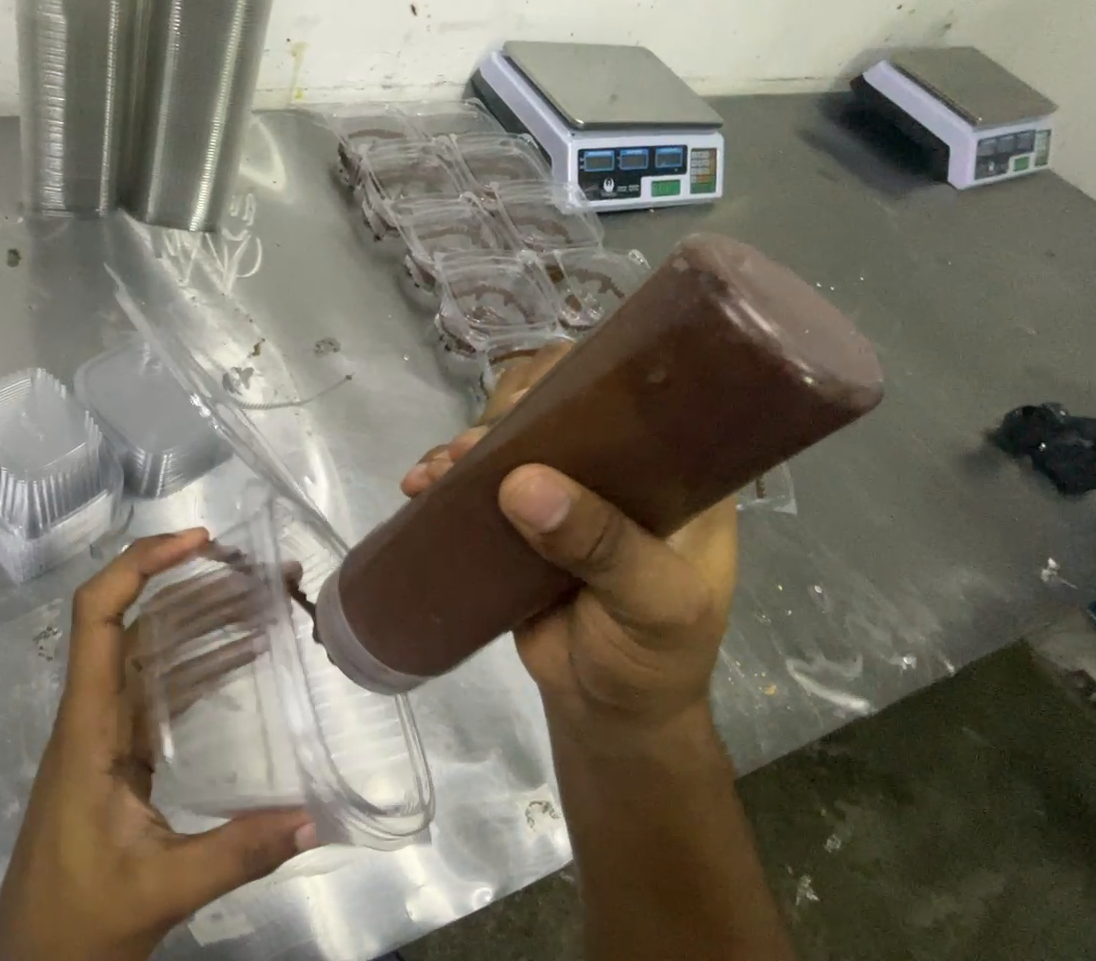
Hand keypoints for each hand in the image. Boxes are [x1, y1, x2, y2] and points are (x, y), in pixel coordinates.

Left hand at [0, 532, 317, 960]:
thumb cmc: (75, 918)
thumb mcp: (160, 888)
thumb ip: (237, 853)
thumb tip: (316, 821)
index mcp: (89, 727)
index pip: (98, 617)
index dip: (141, 565)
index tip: (200, 543)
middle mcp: (96, 715)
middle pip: (138, 624)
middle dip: (195, 586)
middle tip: (260, 571)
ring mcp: (108, 734)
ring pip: (154, 654)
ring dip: (204, 621)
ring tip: (265, 599)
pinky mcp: (123, 755)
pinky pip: (163, 692)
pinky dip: (202, 667)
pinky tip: (244, 656)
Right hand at [399, 343, 738, 741]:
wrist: (606, 714)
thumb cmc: (654, 659)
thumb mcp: (653, 605)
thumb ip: (603, 546)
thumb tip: (521, 482)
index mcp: (675, 473)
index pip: (634, 395)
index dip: (579, 380)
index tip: (525, 399)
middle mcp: (618, 470)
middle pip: (558, 406)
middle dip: (505, 414)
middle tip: (472, 447)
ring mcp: (566, 493)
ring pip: (512, 440)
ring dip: (467, 446)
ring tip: (437, 472)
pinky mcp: (520, 521)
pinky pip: (481, 483)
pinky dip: (446, 478)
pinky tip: (419, 486)